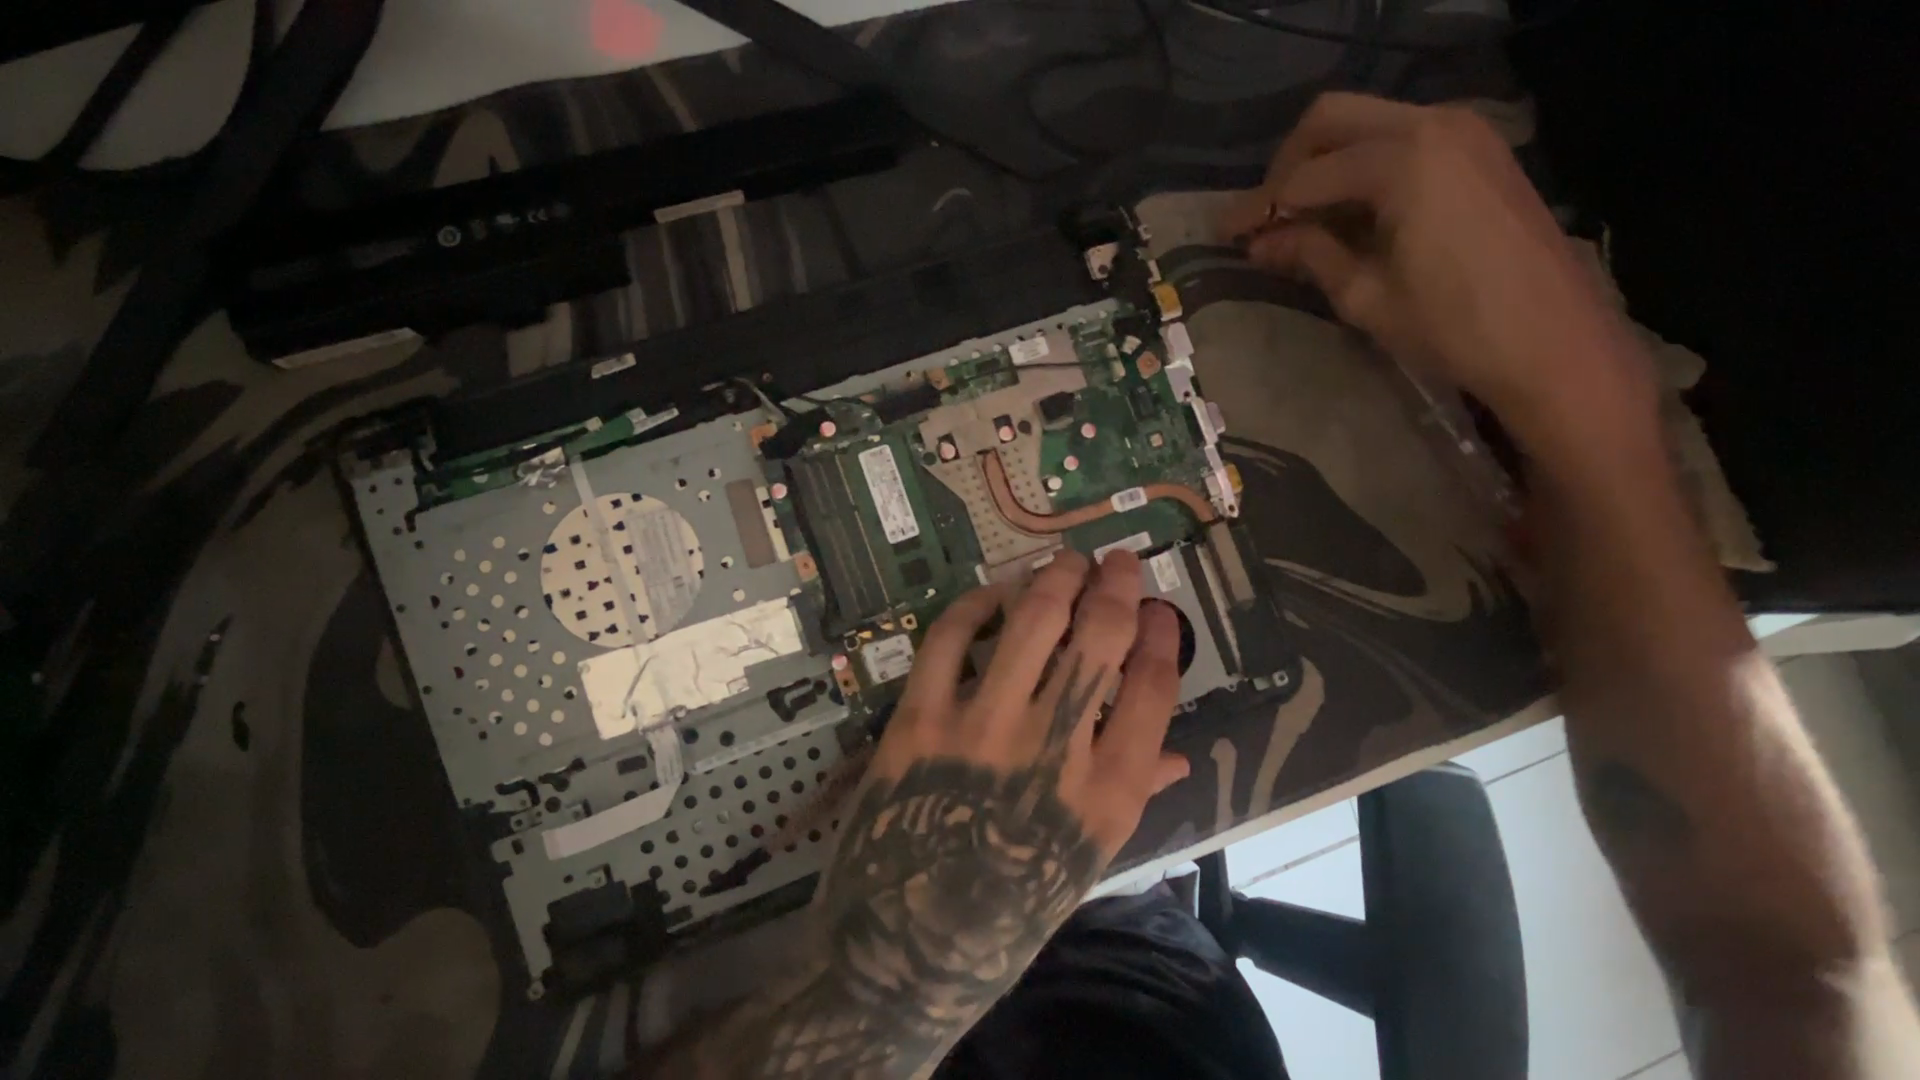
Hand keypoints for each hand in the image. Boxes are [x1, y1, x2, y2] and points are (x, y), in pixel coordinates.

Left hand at [692, 550, 1189, 1076]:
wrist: (901, 951)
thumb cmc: (1005, 911)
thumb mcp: (1082, 862)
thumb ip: (1130, 798)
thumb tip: (1176, 756)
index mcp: (1106, 797)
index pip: (1152, 690)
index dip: (1160, 637)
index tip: (1159, 608)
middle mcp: (1052, 753)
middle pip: (1098, 640)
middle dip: (1114, 587)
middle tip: (1116, 561)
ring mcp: (980, 730)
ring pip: (1030, 623)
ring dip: (1053, 580)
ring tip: (1065, 562)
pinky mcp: (917, 720)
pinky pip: (949, 639)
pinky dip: (975, 606)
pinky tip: (994, 596)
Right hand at [1220, 92, 1654, 451]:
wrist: (1555, 342)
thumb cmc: (1454, 327)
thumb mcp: (1366, 296)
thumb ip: (1310, 254)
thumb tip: (1260, 242)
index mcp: (1402, 160)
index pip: (1305, 176)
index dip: (1258, 208)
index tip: (1223, 235)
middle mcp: (1433, 124)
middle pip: (1332, 120)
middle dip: (1287, 165)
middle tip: (1263, 216)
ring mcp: (1464, 131)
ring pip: (1369, 122)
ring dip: (1326, 162)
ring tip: (1300, 218)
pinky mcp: (1482, 151)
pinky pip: (1404, 138)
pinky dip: (1366, 165)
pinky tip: (1351, 212)